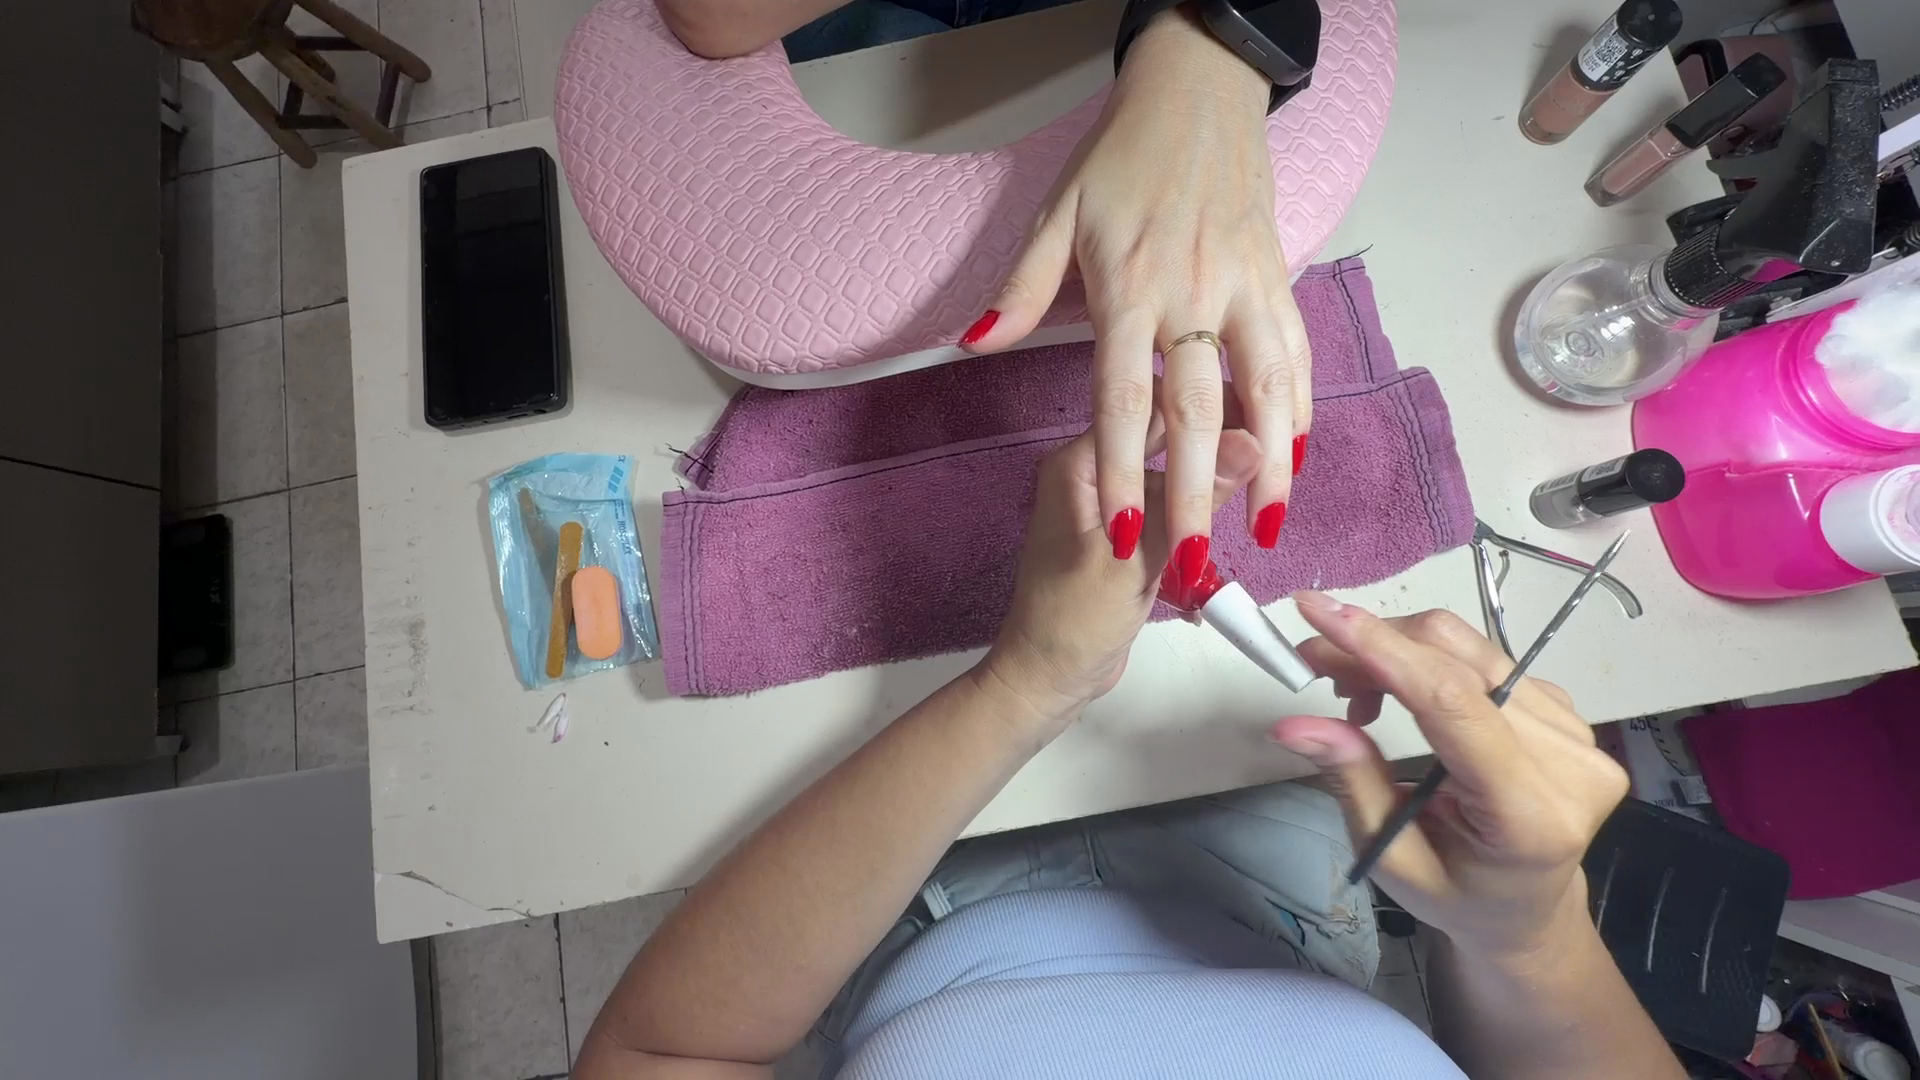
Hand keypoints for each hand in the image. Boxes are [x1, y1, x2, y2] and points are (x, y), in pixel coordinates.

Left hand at [959, 5, 1311, 581]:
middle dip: (1198, 497)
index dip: (1121, 476)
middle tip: (1199, 565)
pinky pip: (1296, 353)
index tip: (1121, 538)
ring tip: (1270, 527)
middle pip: (1195, 415)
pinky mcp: (1278, 278)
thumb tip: (976, 343)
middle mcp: (1191, 297)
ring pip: (1266, 390)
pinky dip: (1301, 406)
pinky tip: (1299, 453)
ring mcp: (1244, 288)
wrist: (1199, 89)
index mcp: (1129, 293)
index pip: (1121, 405)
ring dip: (1270, 465)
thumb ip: (1019, 289)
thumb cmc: (1118, 157)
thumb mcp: (1053, 215)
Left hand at [979, 426, 1261, 738]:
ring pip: (1174, 474)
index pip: (1148, 408)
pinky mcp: (1129, 533)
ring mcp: (1113, 503)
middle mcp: (1095, 471)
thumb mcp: (1135, 559)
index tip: (1266, 412)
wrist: (1049, 676)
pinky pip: (1171, 508)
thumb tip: (1253, 440)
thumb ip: (1192, 501)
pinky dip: (1199, 516)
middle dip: (1216, 445)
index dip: (1206, 404)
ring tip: (1266, 488)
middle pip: (1166, 439)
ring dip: (1212, 483)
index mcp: (1080, 462)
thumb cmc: (1075, 618)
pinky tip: (1237, 517)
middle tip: (1277, 455)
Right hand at [1270, 596, 1629, 960]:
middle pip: (1453, 659)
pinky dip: (1416, 659)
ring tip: (1350, 689)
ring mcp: (1573, 729)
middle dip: (1368, 645)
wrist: (1527, 907)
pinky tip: (1393, 692)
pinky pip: (1476, 654)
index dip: (1380, 648)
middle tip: (1310, 662)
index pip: (1452, 702)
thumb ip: (1351, 780)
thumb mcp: (1390, 854)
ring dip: (1389, 650)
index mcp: (1529, 813)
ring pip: (1462, 645)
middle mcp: (1568, 760)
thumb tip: (1291, 724)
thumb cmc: (1455, 893)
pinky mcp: (1559, 708)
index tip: (1315, 609)